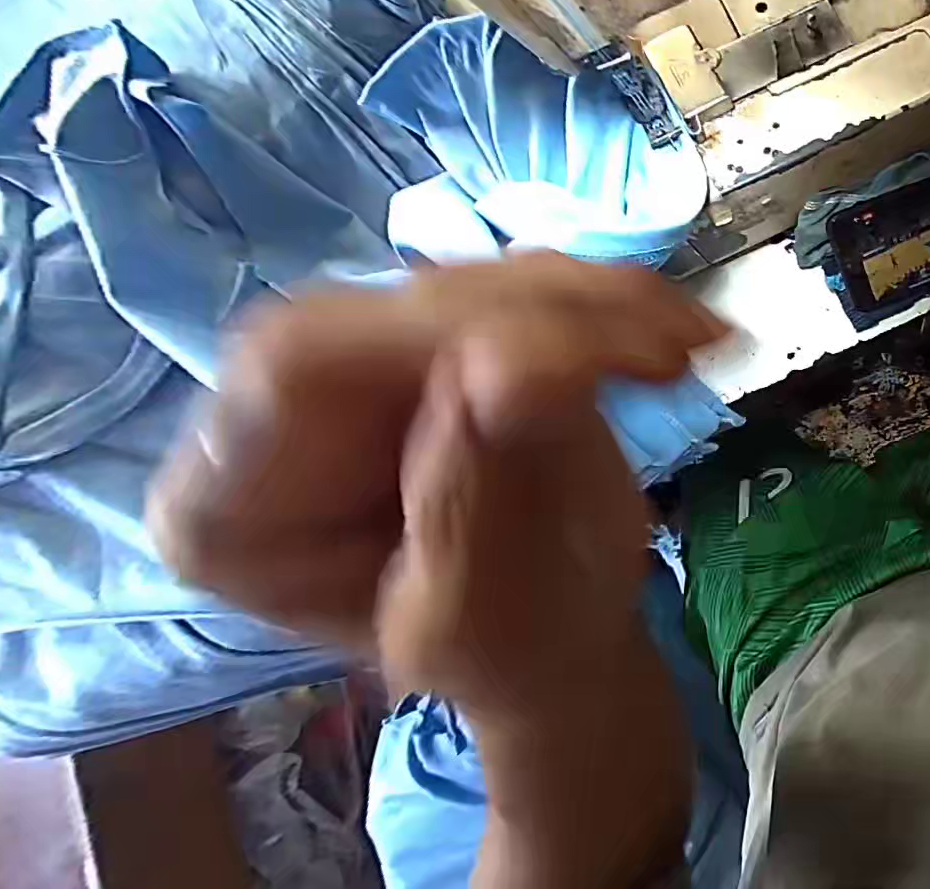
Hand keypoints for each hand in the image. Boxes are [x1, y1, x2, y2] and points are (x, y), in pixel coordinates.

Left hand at [147, 252, 726, 710]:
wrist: (568, 631)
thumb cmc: (522, 649)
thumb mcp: (489, 607)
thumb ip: (483, 490)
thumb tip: (524, 357)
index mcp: (239, 503)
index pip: (308, 363)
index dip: (448, 337)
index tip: (587, 366)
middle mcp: (284, 412)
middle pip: (407, 304)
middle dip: (557, 313)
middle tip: (674, 346)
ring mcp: (377, 366)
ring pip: (485, 280)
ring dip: (602, 300)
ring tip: (689, 338)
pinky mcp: (457, 343)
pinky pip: (532, 289)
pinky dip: (615, 300)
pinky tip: (670, 325)